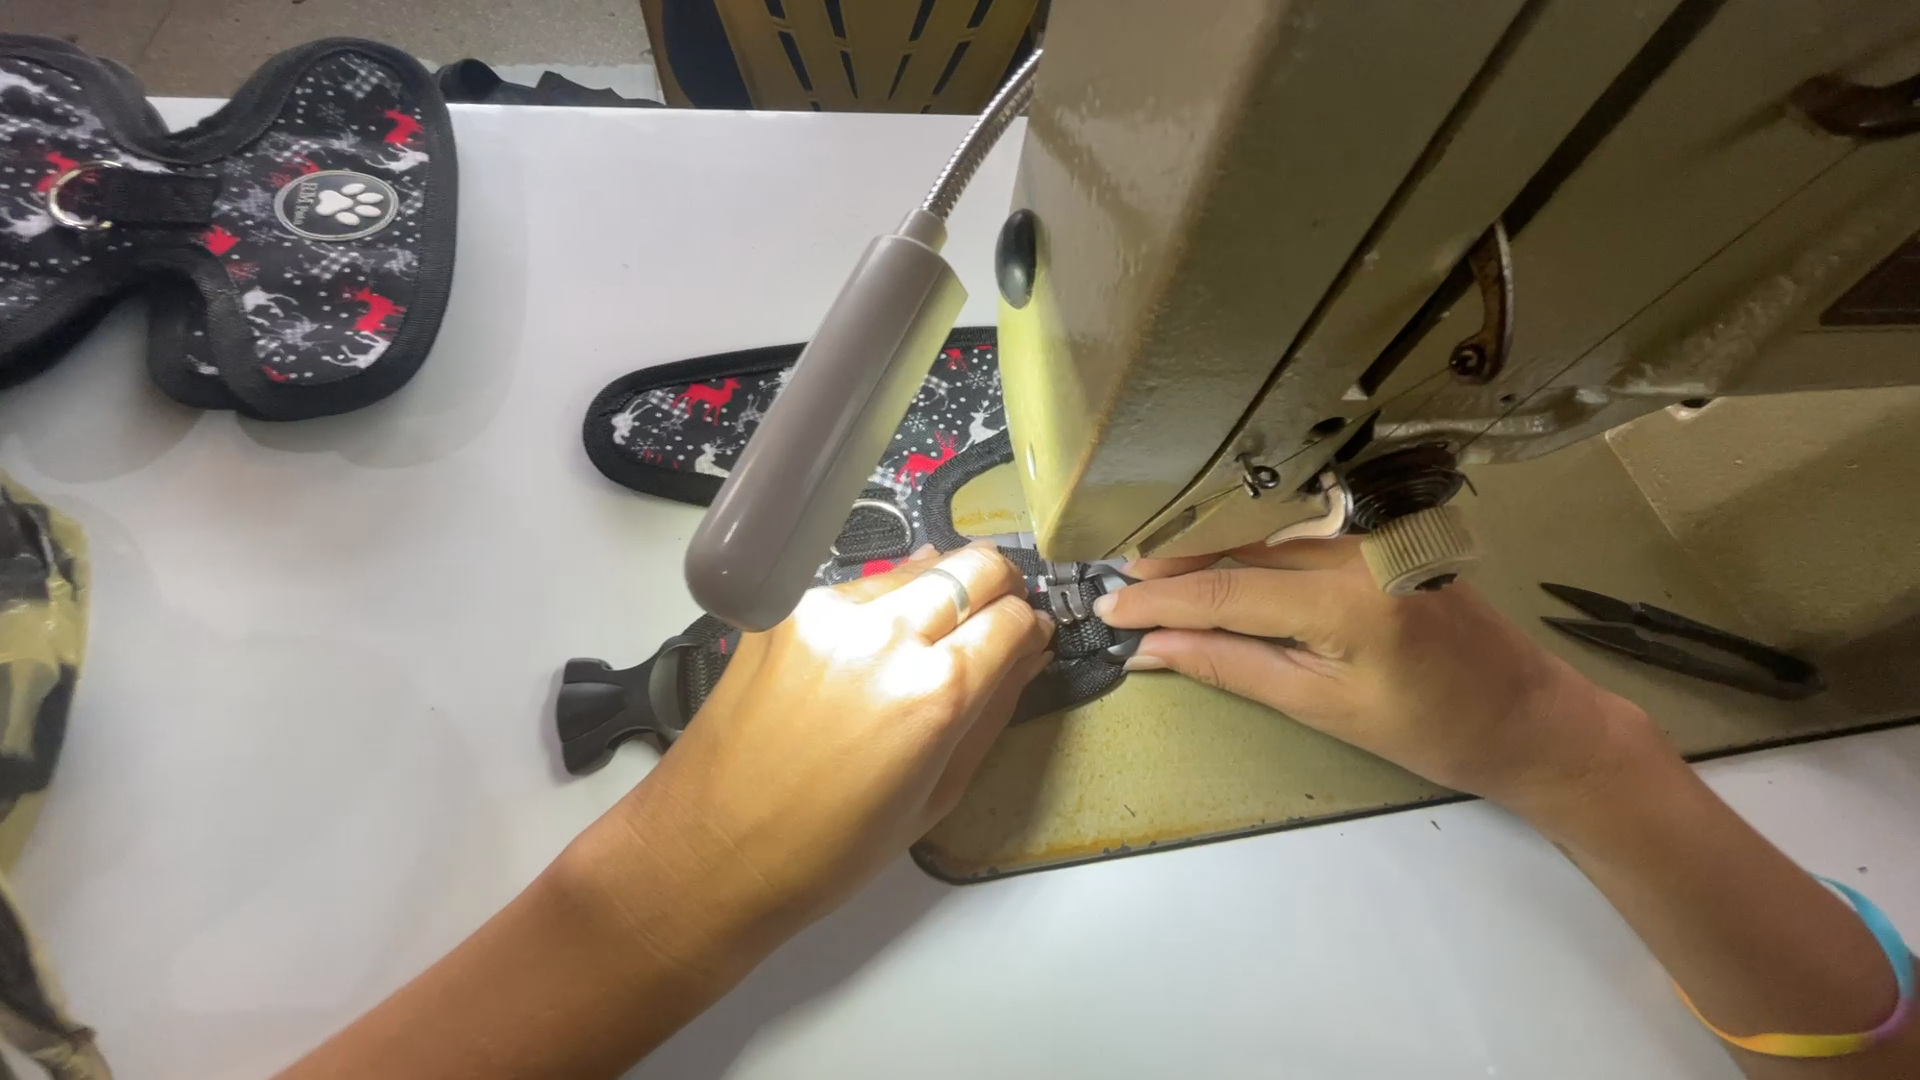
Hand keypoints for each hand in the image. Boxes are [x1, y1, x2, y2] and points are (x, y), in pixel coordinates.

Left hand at [579, 545, 1053, 958]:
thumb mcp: (939, 792)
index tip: (1029, 636)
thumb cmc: (834, 847)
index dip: (1030, 625)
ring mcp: (829, 611)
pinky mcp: (787, 608)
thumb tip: (1028, 650)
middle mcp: (885, 635)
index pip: (1012, 618)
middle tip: (994, 617)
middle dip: (999, 585)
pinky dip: (885, 604)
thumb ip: (993, 708)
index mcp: (934, 693)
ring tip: (931, 631)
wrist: (711, 848)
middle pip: (973, 564)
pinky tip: (874, 643)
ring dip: (941, 590)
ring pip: (918, 565)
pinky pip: (862, 587)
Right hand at [1097, 537, 1662, 809]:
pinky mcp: (1376, 538)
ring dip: (1200, 555)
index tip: (1109, 609)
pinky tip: (1211, 565)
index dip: (1159, 601)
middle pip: (1236, 550)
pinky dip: (1241, 554)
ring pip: (1260, 539)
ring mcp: (1370, 537)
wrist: (1534, 718)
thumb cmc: (1433, 732)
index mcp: (1347, 601)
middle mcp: (1356, 551)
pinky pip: (1290, 541)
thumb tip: (1152, 649)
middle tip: (1115, 580)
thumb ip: (1231, 666)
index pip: (1224, 593)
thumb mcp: (1322, 708)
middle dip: (1169, 565)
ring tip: (1147, 574)